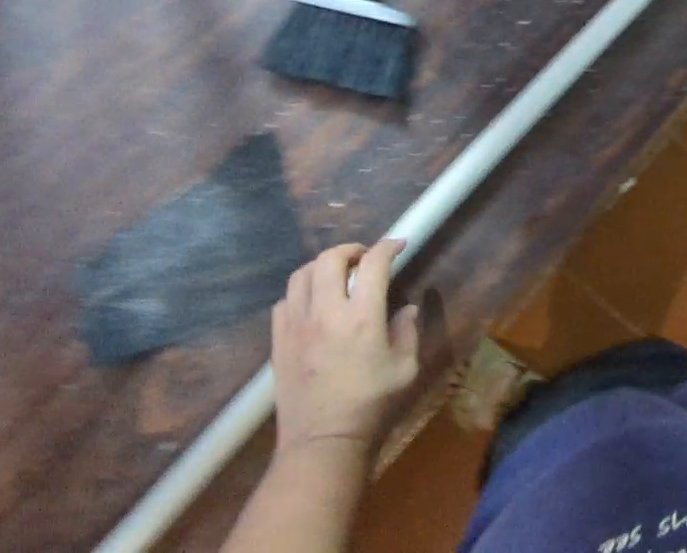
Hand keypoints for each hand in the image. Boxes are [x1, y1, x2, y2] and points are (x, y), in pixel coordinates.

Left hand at [271, 240, 420, 455]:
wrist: (322, 442)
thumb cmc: (371, 404)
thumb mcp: (405, 367)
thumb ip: (407, 331)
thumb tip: (407, 309)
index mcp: (362, 317)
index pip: (373, 263)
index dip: (388, 247)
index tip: (399, 245)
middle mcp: (326, 314)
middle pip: (329, 259)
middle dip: (350, 250)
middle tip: (364, 258)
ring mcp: (296, 327)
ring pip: (300, 275)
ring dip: (322, 267)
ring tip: (336, 275)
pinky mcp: (278, 343)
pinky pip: (284, 302)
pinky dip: (301, 293)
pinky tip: (313, 305)